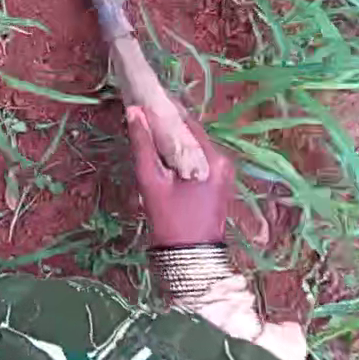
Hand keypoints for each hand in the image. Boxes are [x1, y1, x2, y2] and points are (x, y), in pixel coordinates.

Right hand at [126, 105, 235, 246]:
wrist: (189, 256)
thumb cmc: (170, 219)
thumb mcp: (151, 181)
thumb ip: (143, 145)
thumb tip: (135, 111)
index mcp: (211, 157)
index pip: (186, 121)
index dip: (164, 111)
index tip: (143, 103)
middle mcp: (223, 159)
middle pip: (191, 132)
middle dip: (167, 126)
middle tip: (142, 120)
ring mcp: (224, 171)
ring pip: (193, 144)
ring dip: (173, 140)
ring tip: (148, 137)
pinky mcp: (219, 181)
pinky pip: (197, 158)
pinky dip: (180, 154)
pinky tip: (162, 157)